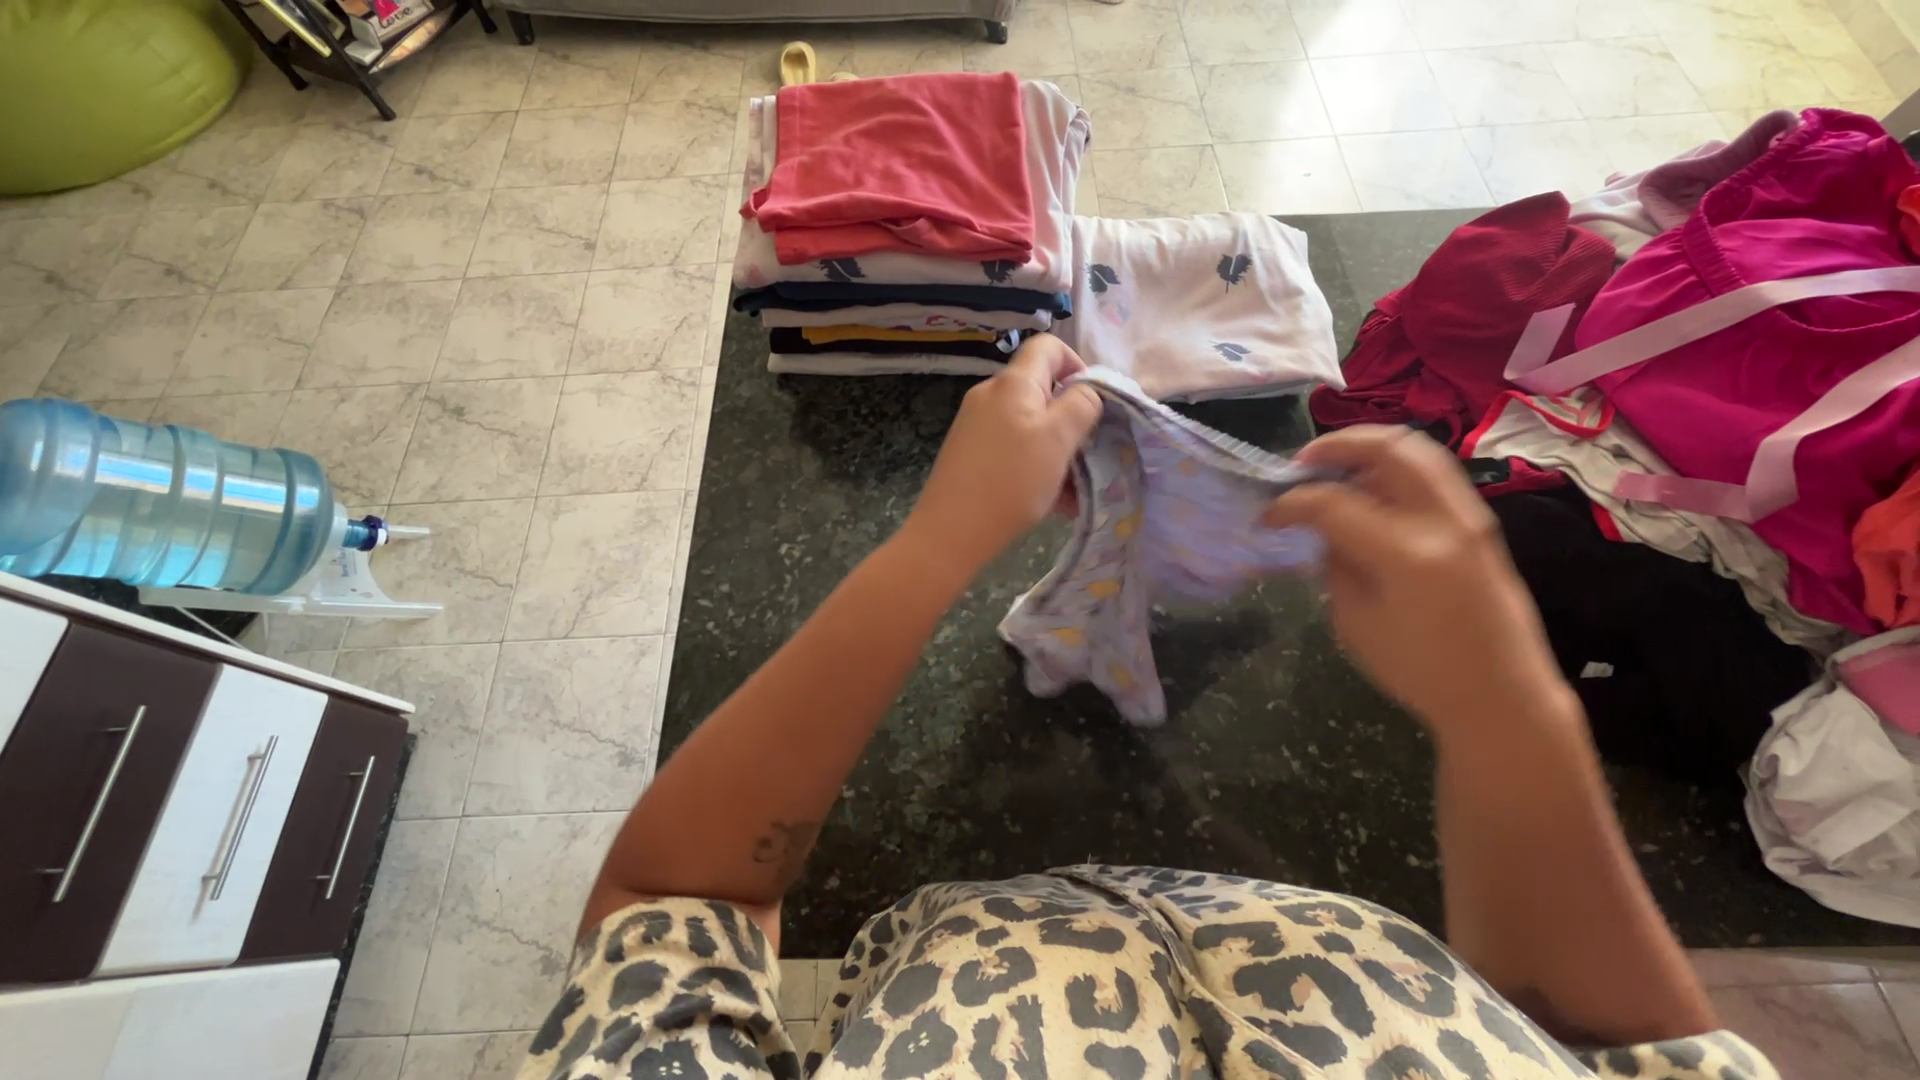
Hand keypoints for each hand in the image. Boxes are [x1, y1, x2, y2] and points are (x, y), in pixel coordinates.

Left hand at [901, 334, 1103, 573]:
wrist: (950, 532)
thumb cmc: (1011, 482)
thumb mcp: (1058, 439)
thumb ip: (1081, 404)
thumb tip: (1087, 389)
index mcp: (1012, 383)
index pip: (1047, 347)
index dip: (1077, 364)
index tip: (1094, 401)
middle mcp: (990, 395)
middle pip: (1040, 390)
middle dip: (1070, 418)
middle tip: (1087, 452)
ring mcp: (976, 426)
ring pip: (1029, 425)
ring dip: (1056, 450)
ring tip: (1073, 488)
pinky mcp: (970, 454)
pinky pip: (1012, 449)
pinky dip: (1035, 466)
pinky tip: (1052, 502)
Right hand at [1263, 426, 1574, 745]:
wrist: (1500, 695)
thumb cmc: (1417, 670)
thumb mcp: (1354, 622)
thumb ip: (1336, 563)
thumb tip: (1319, 528)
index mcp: (1407, 555)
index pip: (1333, 503)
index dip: (1290, 503)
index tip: (1268, 515)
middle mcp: (1444, 522)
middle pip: (1388, 448)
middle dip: (1335, 446)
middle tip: (1301, 465)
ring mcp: (1469, 517)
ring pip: (1417, 450)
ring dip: (1367, 451)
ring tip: (1333, 472)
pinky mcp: (1478, 523)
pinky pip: (1431, 474)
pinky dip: (1393, 469)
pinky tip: (1367, 494)